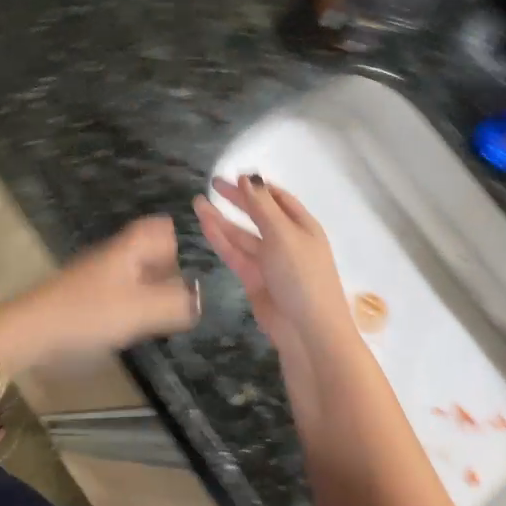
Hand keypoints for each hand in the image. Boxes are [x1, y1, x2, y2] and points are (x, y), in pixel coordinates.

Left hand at [0, 216, 199, 370]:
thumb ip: (177, 304)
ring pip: (135, 274)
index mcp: (129, 249)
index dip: (178, 244)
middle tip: (177, 302)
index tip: (185, 274)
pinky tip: (131, 328)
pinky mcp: (85, 297)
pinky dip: (132, 307)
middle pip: (150, 252)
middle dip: (168, 273)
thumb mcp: (142, 310)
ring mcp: (97, 276)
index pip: (160, 227)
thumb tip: (200, 301)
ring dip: (151, 293)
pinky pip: (120, 293)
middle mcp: (113, 255)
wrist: (31, 331)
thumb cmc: (88, 314)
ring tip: (158, 318)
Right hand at [194, 176, 359, 354]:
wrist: (307, 330)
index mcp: (303, 226)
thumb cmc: (302, 276)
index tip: (235, 175)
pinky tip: (205, 224)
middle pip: (259, 214)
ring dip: (222, 219)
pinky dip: (220, 239)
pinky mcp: (254, 279)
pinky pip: (235, 254)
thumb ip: (262, 206)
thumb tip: (248, 177)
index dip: (258, 187)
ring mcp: (270, 262)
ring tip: (198, 202)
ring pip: (243, 235)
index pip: (279, 199)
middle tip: (213, 184)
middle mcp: (287, 241)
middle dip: (238, 199)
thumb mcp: (283, 235)